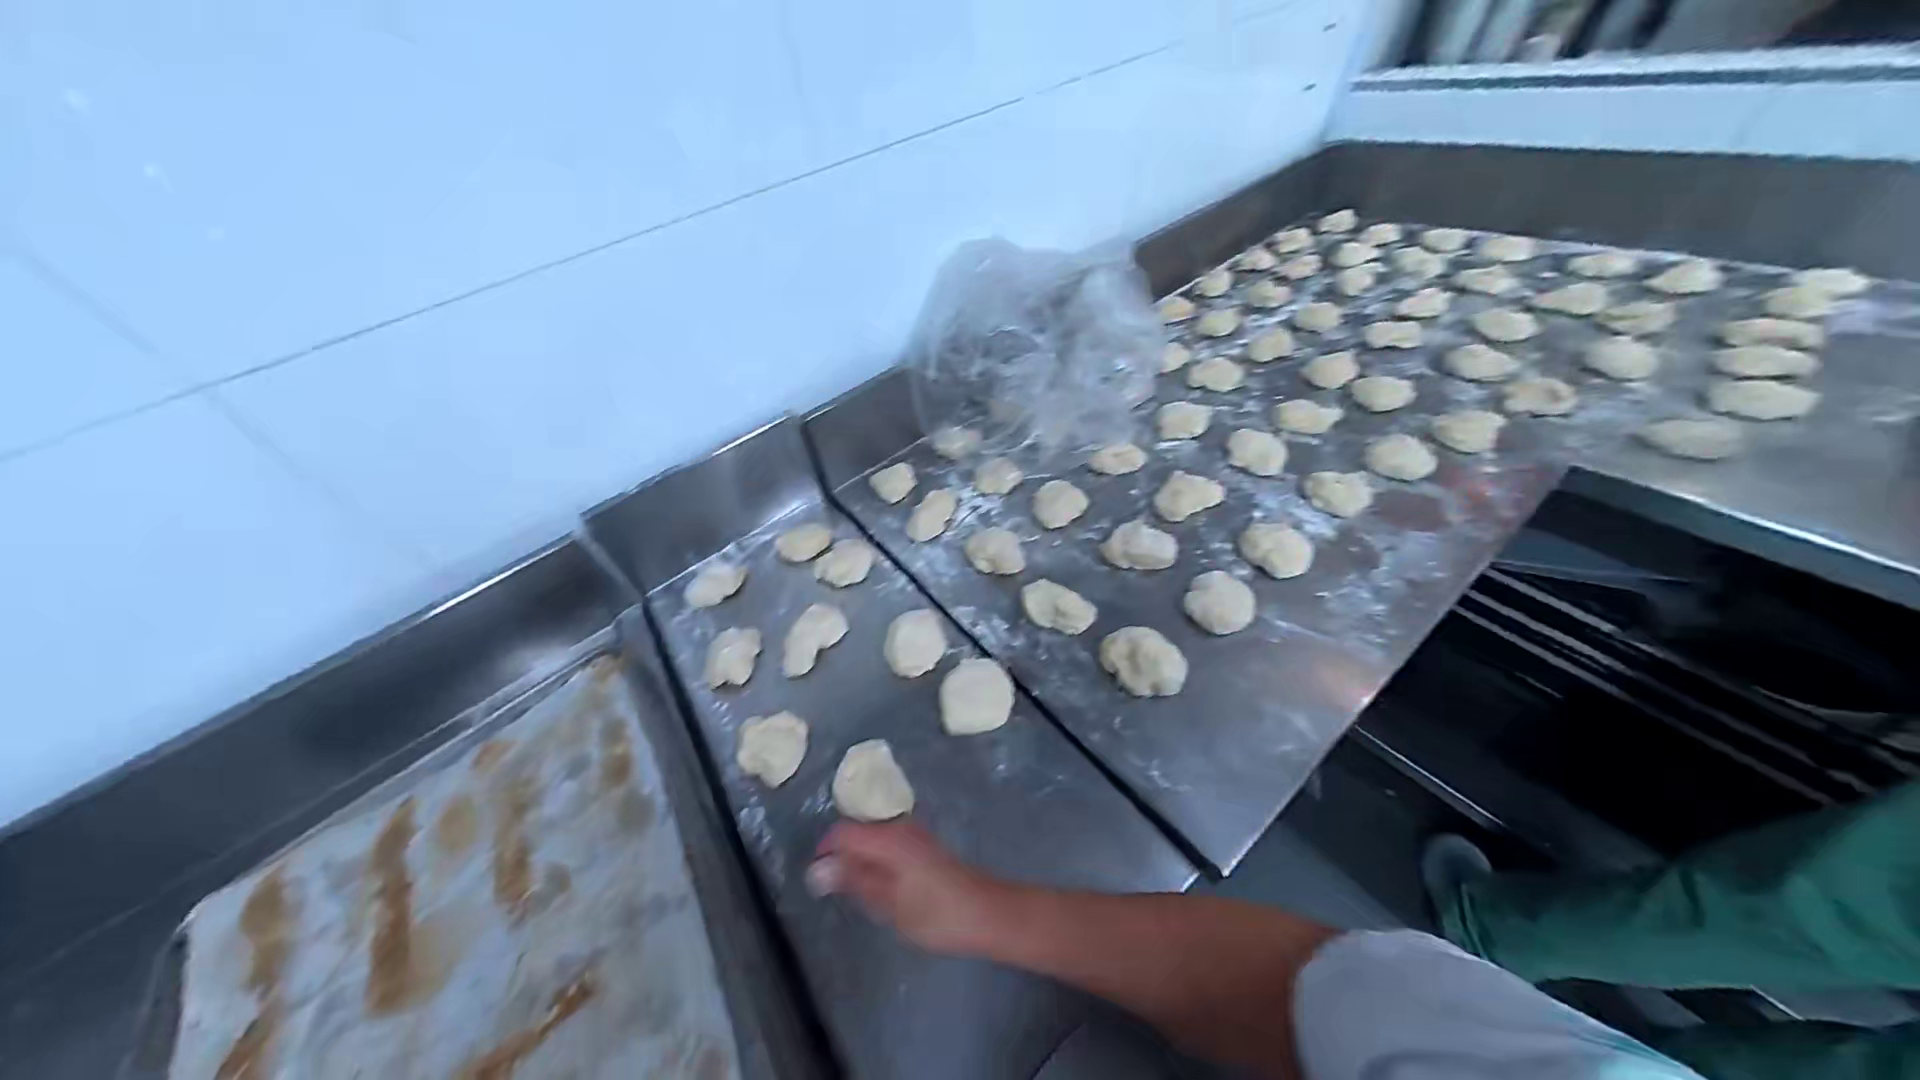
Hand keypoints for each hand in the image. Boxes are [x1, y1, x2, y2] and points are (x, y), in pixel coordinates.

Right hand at [809, 821, 1007, 954]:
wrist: (985, 913)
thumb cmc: (935, 913)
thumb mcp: (888, 902)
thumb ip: (854, 880)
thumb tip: (818, 868)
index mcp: (887, 837)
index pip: (842, 830)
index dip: (825, 851)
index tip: (818, 880)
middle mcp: (899, 826)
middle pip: (857, 831)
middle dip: (843, 857)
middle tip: (842, 893)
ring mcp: (913, 833)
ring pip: (873, 838)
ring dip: (861, 861)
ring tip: (863, 895)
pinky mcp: (922, 844)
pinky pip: (887, 844)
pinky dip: (877, 861)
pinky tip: (884, 888)